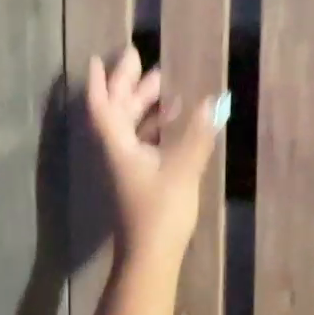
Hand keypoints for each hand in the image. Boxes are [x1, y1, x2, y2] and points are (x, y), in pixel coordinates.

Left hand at [85, 48, 229, 268]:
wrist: (150, 257)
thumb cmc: (160, 210)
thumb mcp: (183, 168)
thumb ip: (198, 134)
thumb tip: (214, 101)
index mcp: (118, 144)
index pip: (102, 105)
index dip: (100, 81)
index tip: (98, 57)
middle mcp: (116, 151)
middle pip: (116, 110)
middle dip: (127, 84)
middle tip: (140, 58)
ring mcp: (125, 167)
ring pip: (129, 126)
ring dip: (141, 104)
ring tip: (162, 82)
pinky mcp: (137, 180)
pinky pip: (140, 142)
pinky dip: (152, 126)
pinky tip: (173, 119)